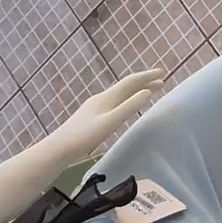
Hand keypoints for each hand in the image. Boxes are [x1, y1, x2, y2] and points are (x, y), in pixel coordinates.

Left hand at [44, 69, 163, 164]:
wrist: (59, 148)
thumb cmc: (85, 136)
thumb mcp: (110, 122)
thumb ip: (129, 107)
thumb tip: (147, 92)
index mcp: (107, 97)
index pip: (130, 82)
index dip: (147, 76)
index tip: (163, 73)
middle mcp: (102, 98)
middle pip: (126, 86)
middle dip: (144, 82)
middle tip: (161, 82)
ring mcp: (96, 106)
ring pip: (120, 94)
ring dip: (136, 91)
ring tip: (149, 92)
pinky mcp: (92, 115)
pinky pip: (116, 101)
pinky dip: (127, 99)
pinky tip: (126, 107)